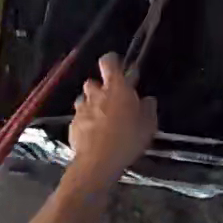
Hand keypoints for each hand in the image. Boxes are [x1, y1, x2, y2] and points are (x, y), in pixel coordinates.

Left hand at [69, 53, 157, 189]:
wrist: (98, 162)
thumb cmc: (127, 139)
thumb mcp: (148, 126)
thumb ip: (148, 109)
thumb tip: (148, 100)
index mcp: (116, 88)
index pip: (109, 62)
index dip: (112, 61)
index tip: (117, 64)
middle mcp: (96, 94)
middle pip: (93, 81)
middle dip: (100, 87)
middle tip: (111, 99)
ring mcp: (82, 109)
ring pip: (84, 99)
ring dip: (91, 103)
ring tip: (101, 116)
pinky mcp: (73, 125)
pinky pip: (79, 117)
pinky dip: (85, 121)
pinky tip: (93, 133)